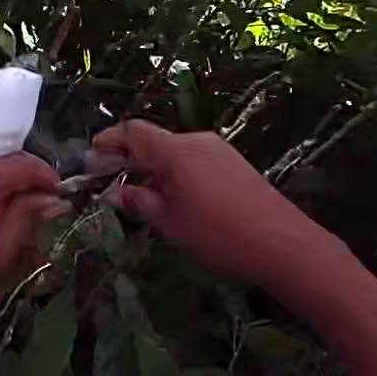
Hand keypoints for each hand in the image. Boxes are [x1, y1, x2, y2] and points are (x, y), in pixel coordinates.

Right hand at [94, 121, 348, 293]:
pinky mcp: (233, 162)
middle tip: (109, 179)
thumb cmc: (219, 235)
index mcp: (176, 150)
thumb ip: (140, 200)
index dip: (108, 141)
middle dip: (128, 157)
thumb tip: (117, 191)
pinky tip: (174, 195)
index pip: (132, 132)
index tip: (92, 157)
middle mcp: (196, 140)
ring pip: (174, 150)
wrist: (284, 243)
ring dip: (152, 165)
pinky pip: (193, 158)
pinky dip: (175, 170)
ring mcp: (218, 149)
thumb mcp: (170, 223)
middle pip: (153, 140)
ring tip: (141, 193)